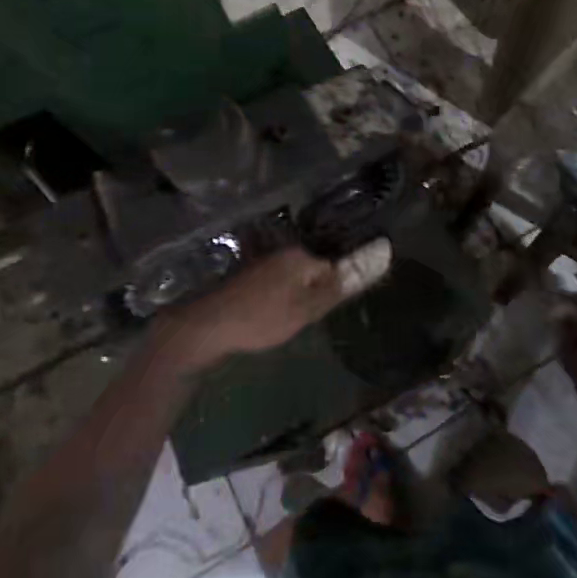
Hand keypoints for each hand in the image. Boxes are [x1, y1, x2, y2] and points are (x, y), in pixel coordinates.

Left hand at [154, 242, 389, 369]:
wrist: (207, 325)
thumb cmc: (261, 318)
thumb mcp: (306, 310)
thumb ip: (336, 290)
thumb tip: (369, 267)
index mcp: (300, 256)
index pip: (334, 267)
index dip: (335, 291)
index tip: (326, 311)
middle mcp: (282, 252)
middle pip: (313, 270)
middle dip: (315, 292)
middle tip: (307, 319)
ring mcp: (262, 261)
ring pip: (293, 278)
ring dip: (296, 297)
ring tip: (288, 320)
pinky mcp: (247, 275)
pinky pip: (275, 283)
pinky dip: (278, 298)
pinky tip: (270, 316)